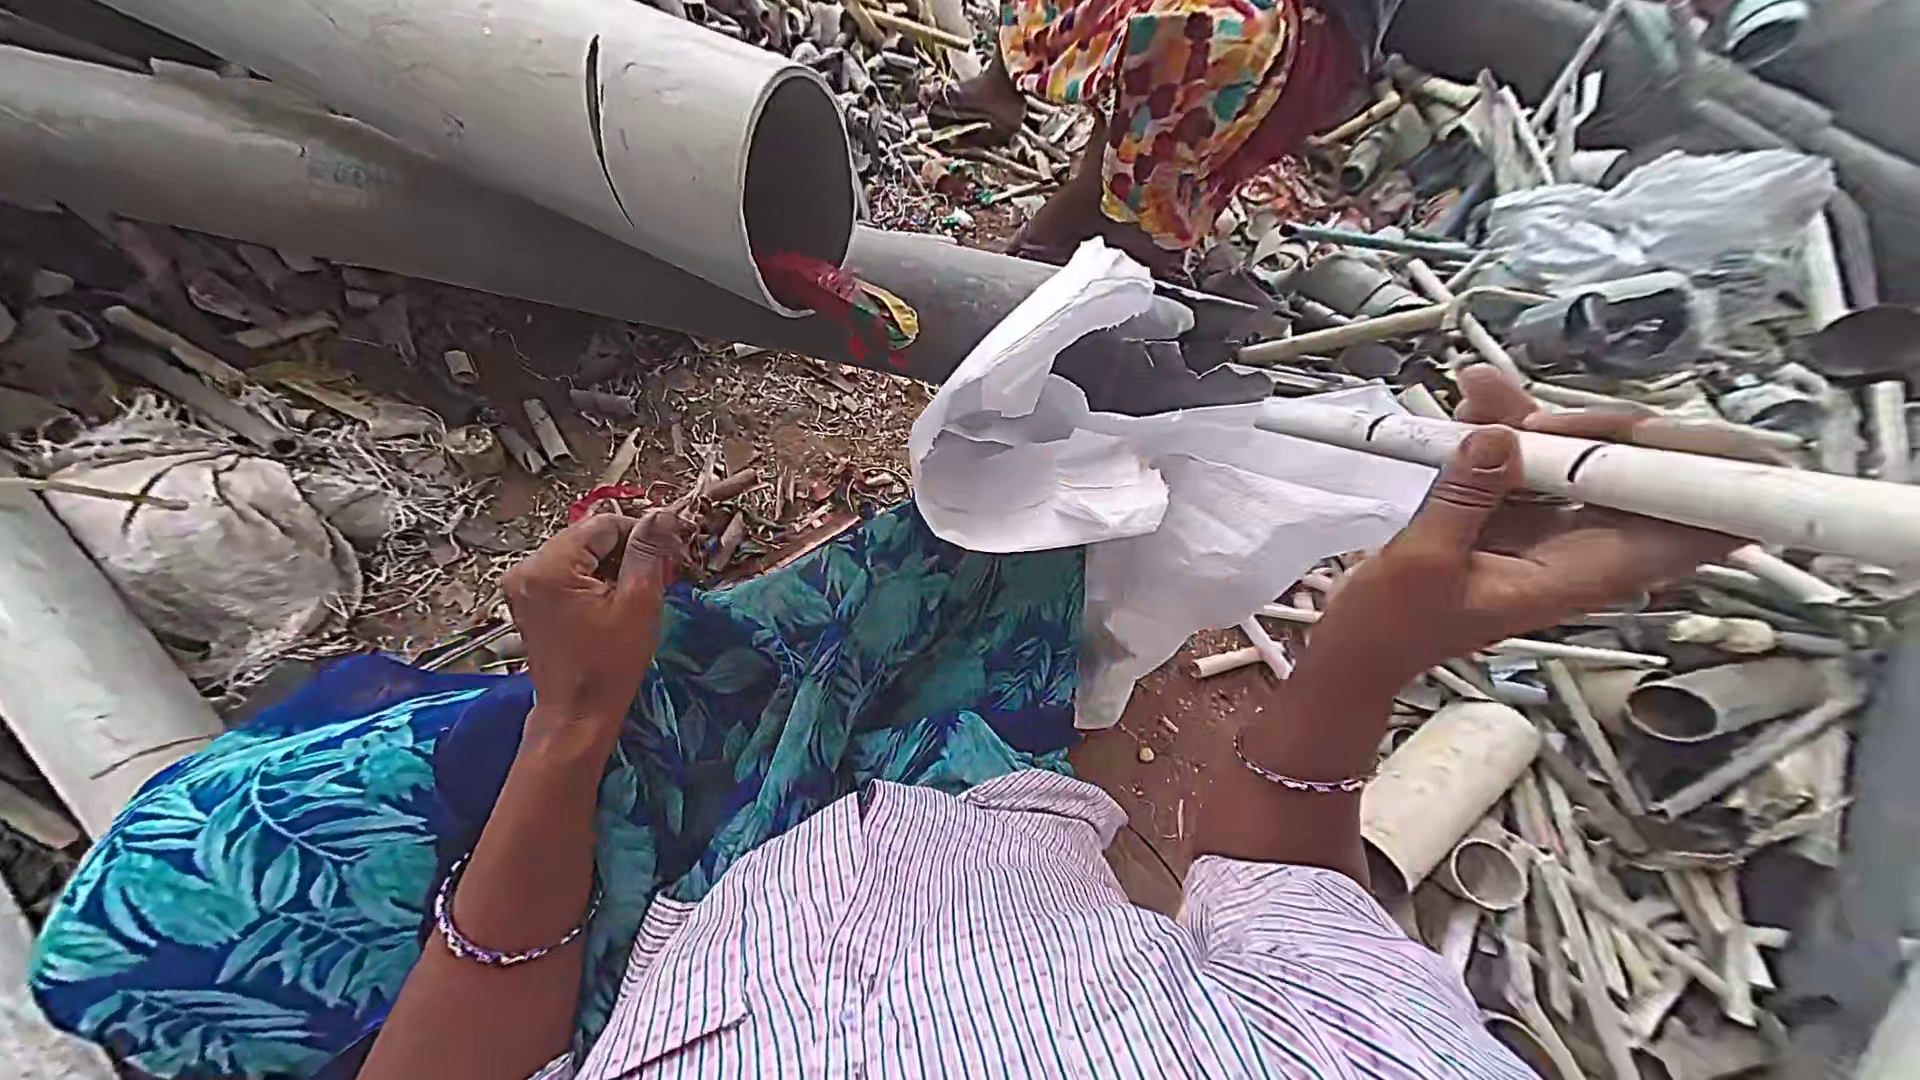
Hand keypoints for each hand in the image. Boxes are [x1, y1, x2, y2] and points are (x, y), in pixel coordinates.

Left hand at [503, 511, 681, 731]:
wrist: (578, 710)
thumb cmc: (611, 660)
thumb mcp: (638, 601)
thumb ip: (648, 552)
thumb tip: (662, 515)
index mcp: (549, 567)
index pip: (603, 524)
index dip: (640, 534)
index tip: (666, 554)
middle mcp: (526, 569)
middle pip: (589, 536)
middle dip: (625, 550)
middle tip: (655, 573)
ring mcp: (523, 585)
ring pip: (581, 552)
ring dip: (612, 564)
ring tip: (636, 590)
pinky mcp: (529, 599)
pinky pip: (569, 571)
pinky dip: (595, 578)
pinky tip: (614, 599)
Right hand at [1307, 366, 1738, 682]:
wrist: (1360, 644)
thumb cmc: (1391, 624)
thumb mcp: (1420, 562)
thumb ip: (1461, 500)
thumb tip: (1497, 438)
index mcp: (1582, 573)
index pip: (1696, 521)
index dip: (1698, 469)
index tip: (1636, 434)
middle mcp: (1580, 547)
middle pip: (1639, 473)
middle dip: (1597, 430)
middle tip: (1530, 416)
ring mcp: (1543, 529)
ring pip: (1576, 459)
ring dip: (1537, 421)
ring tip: (1484, 394)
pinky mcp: (1507, 517)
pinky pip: (1522, 465)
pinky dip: (1500, 435)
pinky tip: (1471, 408)